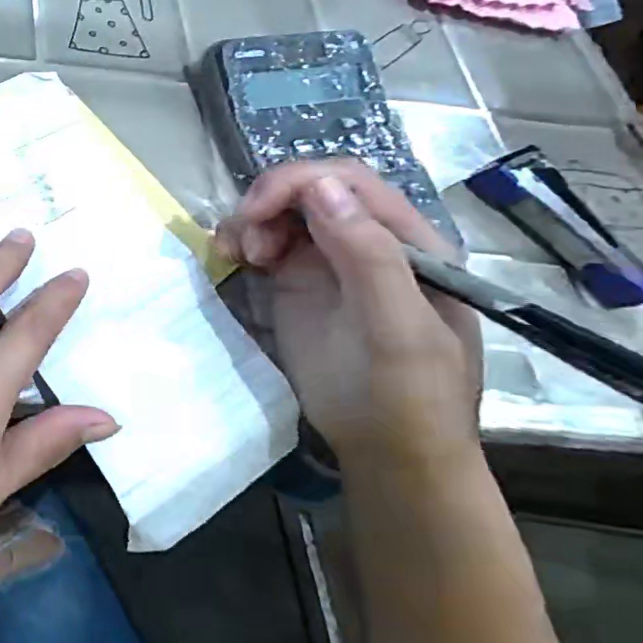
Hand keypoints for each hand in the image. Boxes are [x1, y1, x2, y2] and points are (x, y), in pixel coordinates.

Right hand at [216, 160, 482, 472]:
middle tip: (245, 244)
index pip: (351, 182)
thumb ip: (370, 256)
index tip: (257, 212)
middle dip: (270, 202)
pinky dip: (243, 238)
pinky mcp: (301, 280)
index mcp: (410, 242)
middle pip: (312, 189)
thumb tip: (321, 186)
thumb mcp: (400, 333)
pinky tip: (231, 257)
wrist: (391, 460)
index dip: (299, 182)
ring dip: (252, 221)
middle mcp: (370, 240)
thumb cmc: (408, 400)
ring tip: (237, 255)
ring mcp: (333, 259)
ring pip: (284, 210)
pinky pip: (268, 240)